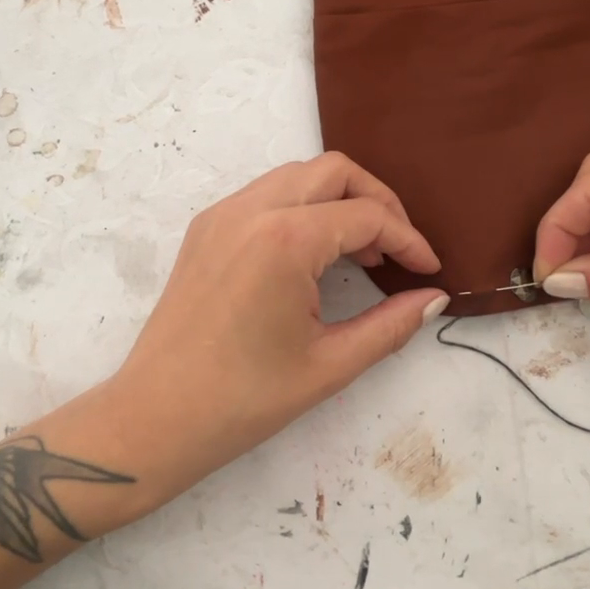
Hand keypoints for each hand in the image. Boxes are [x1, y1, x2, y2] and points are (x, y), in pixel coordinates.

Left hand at [108, 153, 448, 484]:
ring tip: (362, 251)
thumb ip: (391, 325)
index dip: (408, 239)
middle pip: (334, 171)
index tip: (429, 269)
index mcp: (285, 238)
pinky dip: (302, 206)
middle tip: (398, 248)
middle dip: (377, 201)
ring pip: (297, 175)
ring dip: (338, 199)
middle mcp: (251, 209)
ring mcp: (222, 214)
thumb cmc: (245, 399)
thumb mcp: (330, 365)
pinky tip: (315, 253)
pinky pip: (266, 193)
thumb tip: (434, 298)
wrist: (156, 417)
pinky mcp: (205, 228)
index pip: (366, 216)